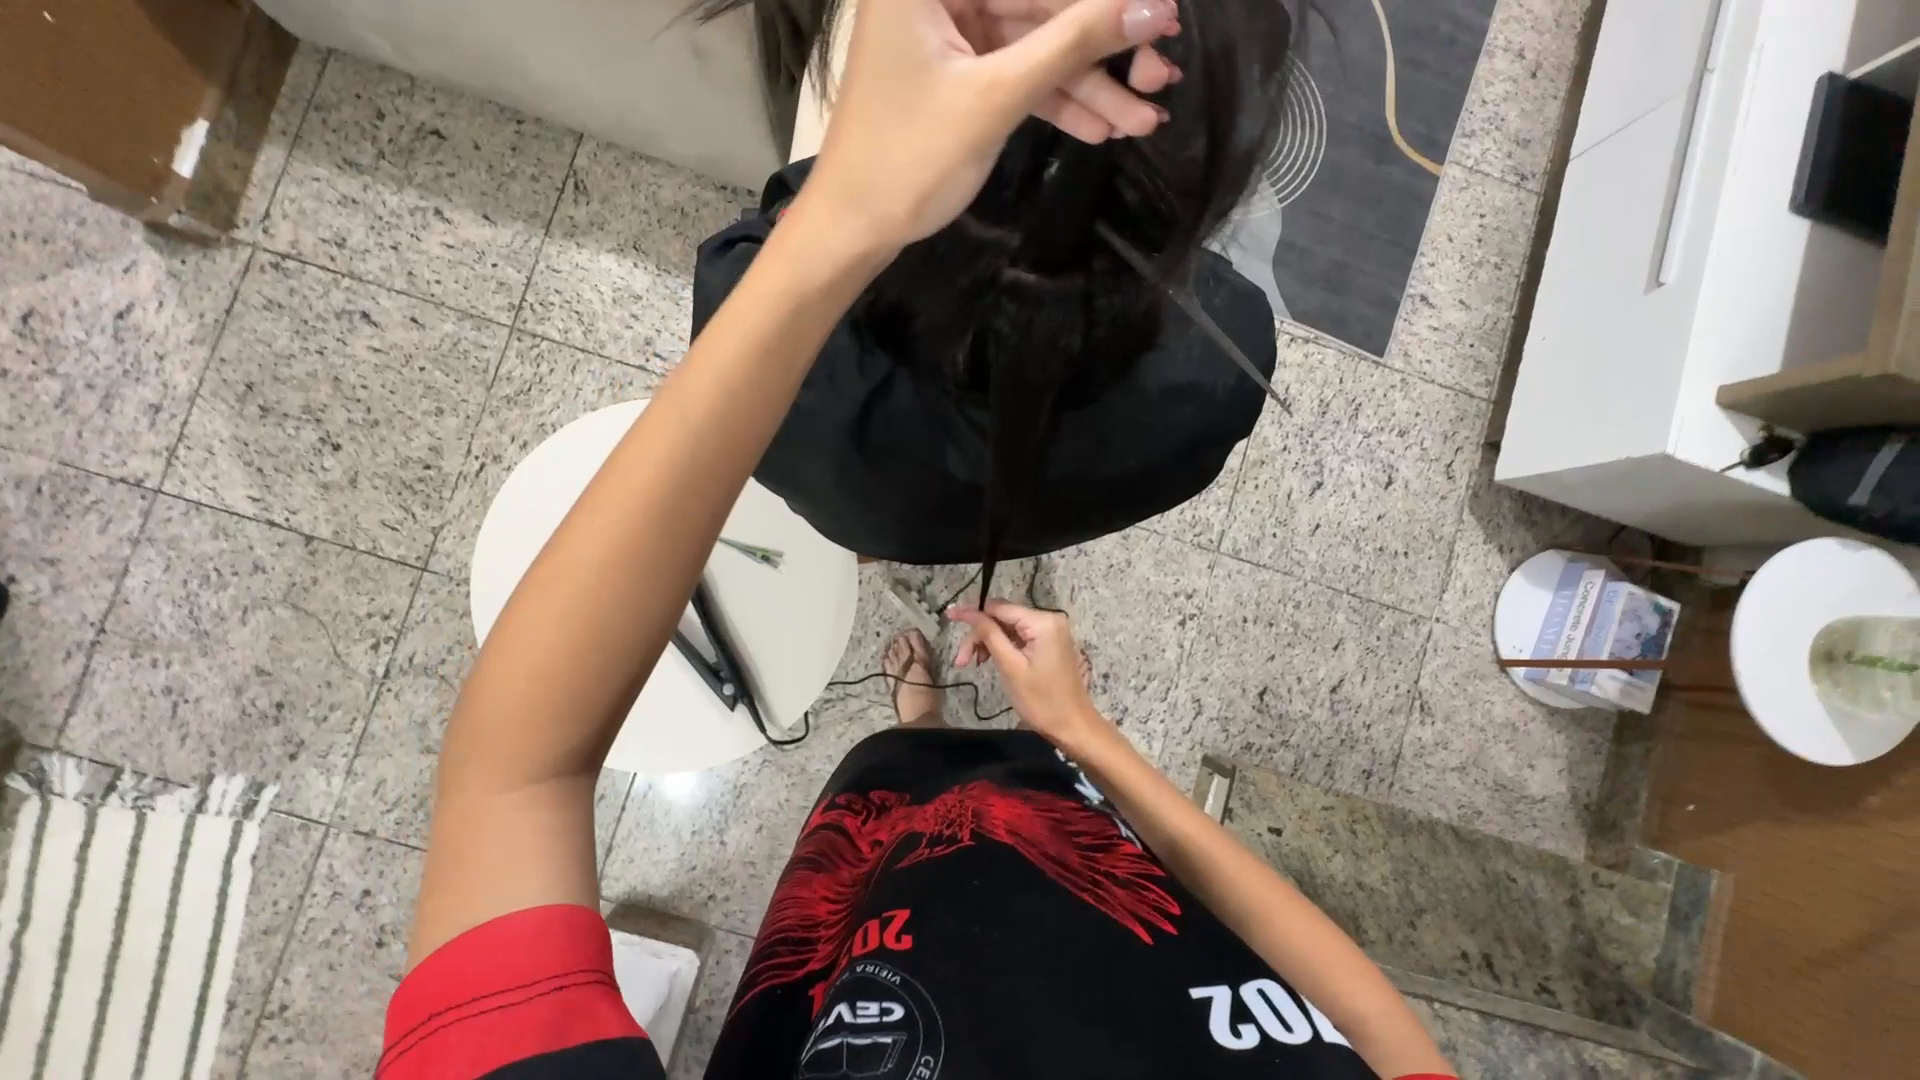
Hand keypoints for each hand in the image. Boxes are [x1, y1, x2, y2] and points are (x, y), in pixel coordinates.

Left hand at [794, 0, 1178, 250]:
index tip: (1164, 14)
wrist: (854, 228)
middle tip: (1163, 78)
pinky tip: (1103, 128)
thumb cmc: (910, 159)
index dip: (1102, 1)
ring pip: (1034, 49)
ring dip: (1089, 87)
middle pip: (1039, 8)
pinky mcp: (954, 77)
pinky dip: (1055, 104)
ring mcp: (947, 37)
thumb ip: (1074, 45)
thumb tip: (1153, 5)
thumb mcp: (996, 98)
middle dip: (1103, 50)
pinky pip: (1016, 78)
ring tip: (1145, 119)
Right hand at [948, 600, 1115, 751]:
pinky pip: (1020, 637)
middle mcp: (1050, 618)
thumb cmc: (1041, 700)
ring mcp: (1052, 631)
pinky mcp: (1050, 643)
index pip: (999, 608)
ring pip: (1009, 628)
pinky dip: (1003, 647)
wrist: (1072, 726)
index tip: (949, 617)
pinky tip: (990, 661)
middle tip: (961, 661)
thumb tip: (968, 611)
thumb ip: (989, 634)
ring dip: (988, 642)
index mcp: (1043, 621)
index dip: (972, 613)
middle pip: (1003, 617)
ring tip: (973, 665)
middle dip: (980, 635)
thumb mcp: (1010, 666)